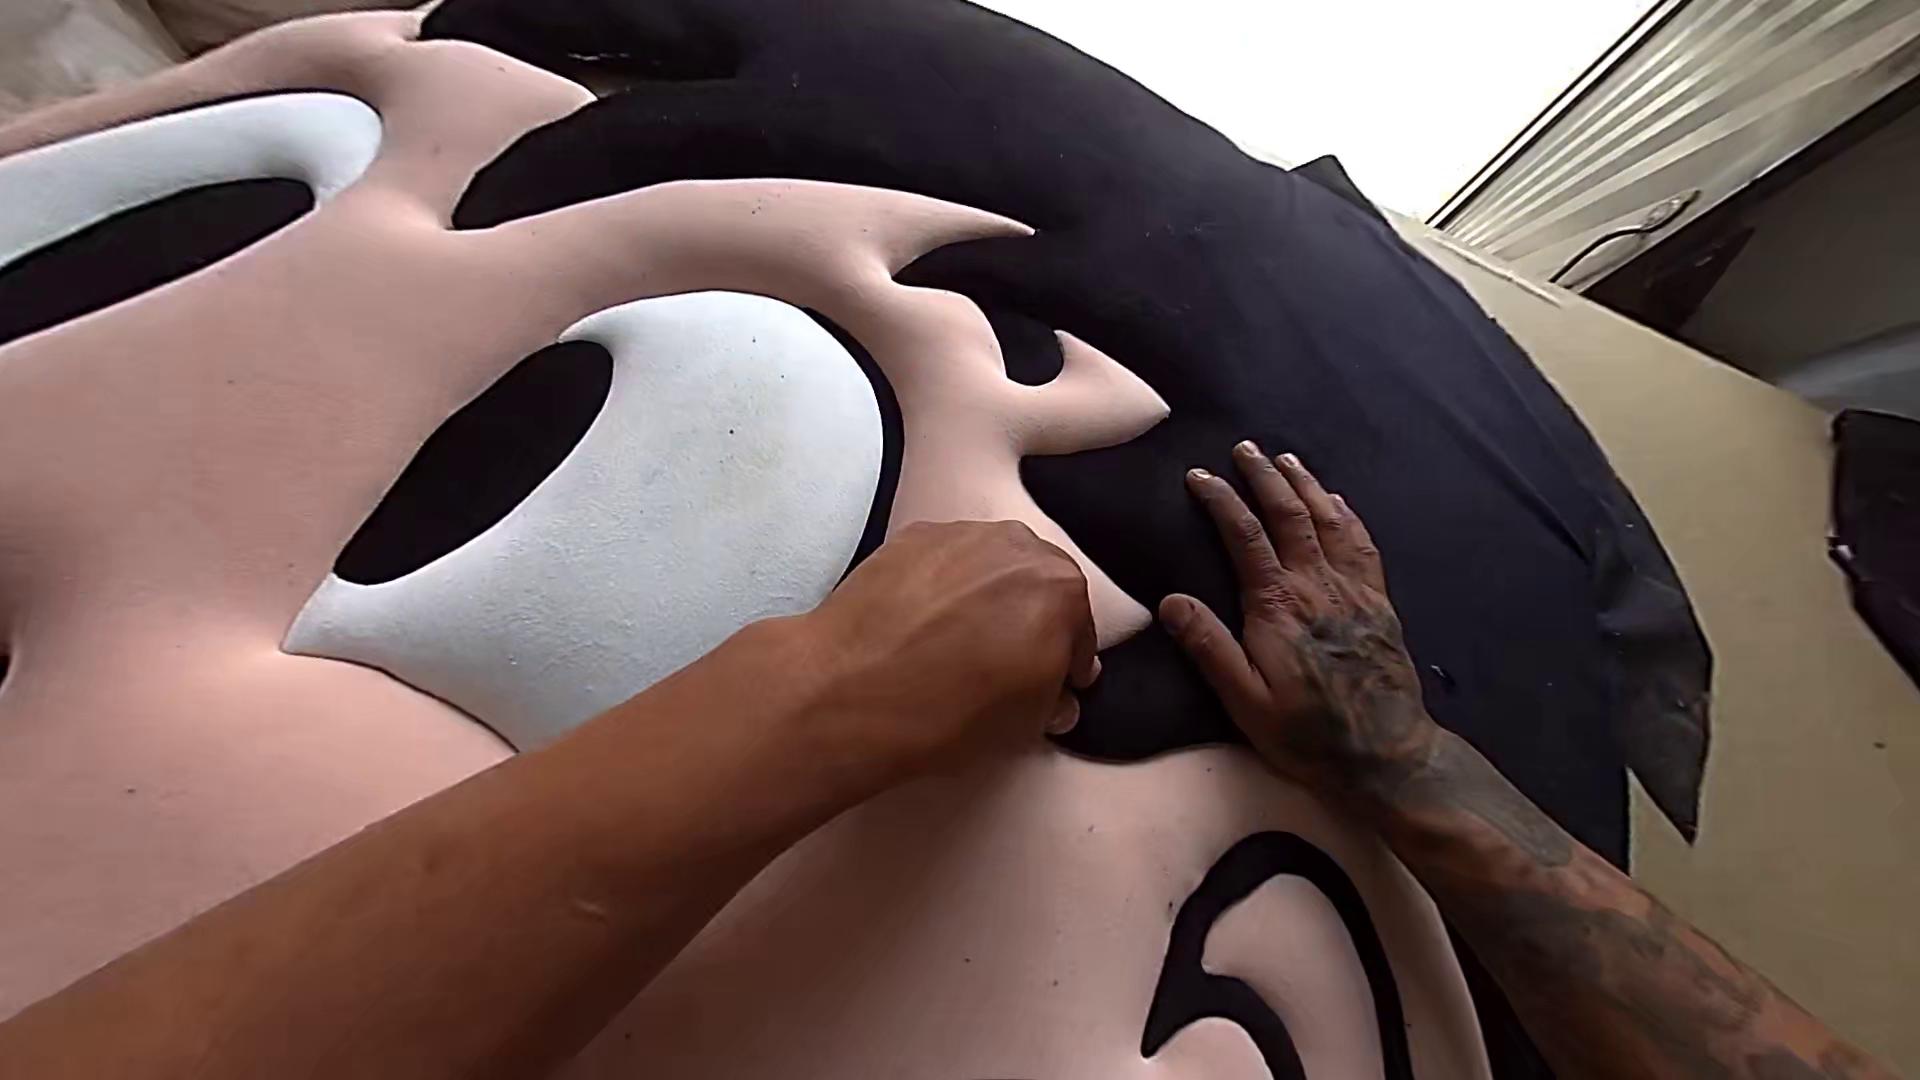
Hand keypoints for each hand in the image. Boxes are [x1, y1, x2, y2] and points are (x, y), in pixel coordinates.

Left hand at [793, 520, 1099, 787]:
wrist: (856, 687)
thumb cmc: (950, 709)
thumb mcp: (1025, 723)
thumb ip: (1053, 698)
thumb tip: (1057, 696)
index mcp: (1062, 590)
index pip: (1079, 628)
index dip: (1068, 659)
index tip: (1056, 677)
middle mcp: (1019, 546)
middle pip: (1037, 583)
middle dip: (1030, 616)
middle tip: (1006, 652)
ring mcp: (963, 533)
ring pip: (991, 563)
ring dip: (987, 591)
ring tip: (957, 631)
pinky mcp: (915, 533)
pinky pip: (946, 558)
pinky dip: (944, 580)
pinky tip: (923, 613)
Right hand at [1159, 442, 1442, 810]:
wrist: (1387, 760)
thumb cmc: (1306, 732)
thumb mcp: (1243, 700)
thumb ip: (1208, 648)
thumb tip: (1172, 601)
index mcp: (1280, 606)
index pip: (1246, 536)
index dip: (1222, 500)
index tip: (1200, 476)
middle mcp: (1318, 587)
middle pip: (1291, 516)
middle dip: (1264, 478)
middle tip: (1245, 449)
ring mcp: (1354, 592)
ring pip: (1329, 522)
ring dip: (1306, 485)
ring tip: (1286, 460)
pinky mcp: (1378, 603)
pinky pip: (1364, 545)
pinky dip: (1347, 515)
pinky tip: (1338, 501)